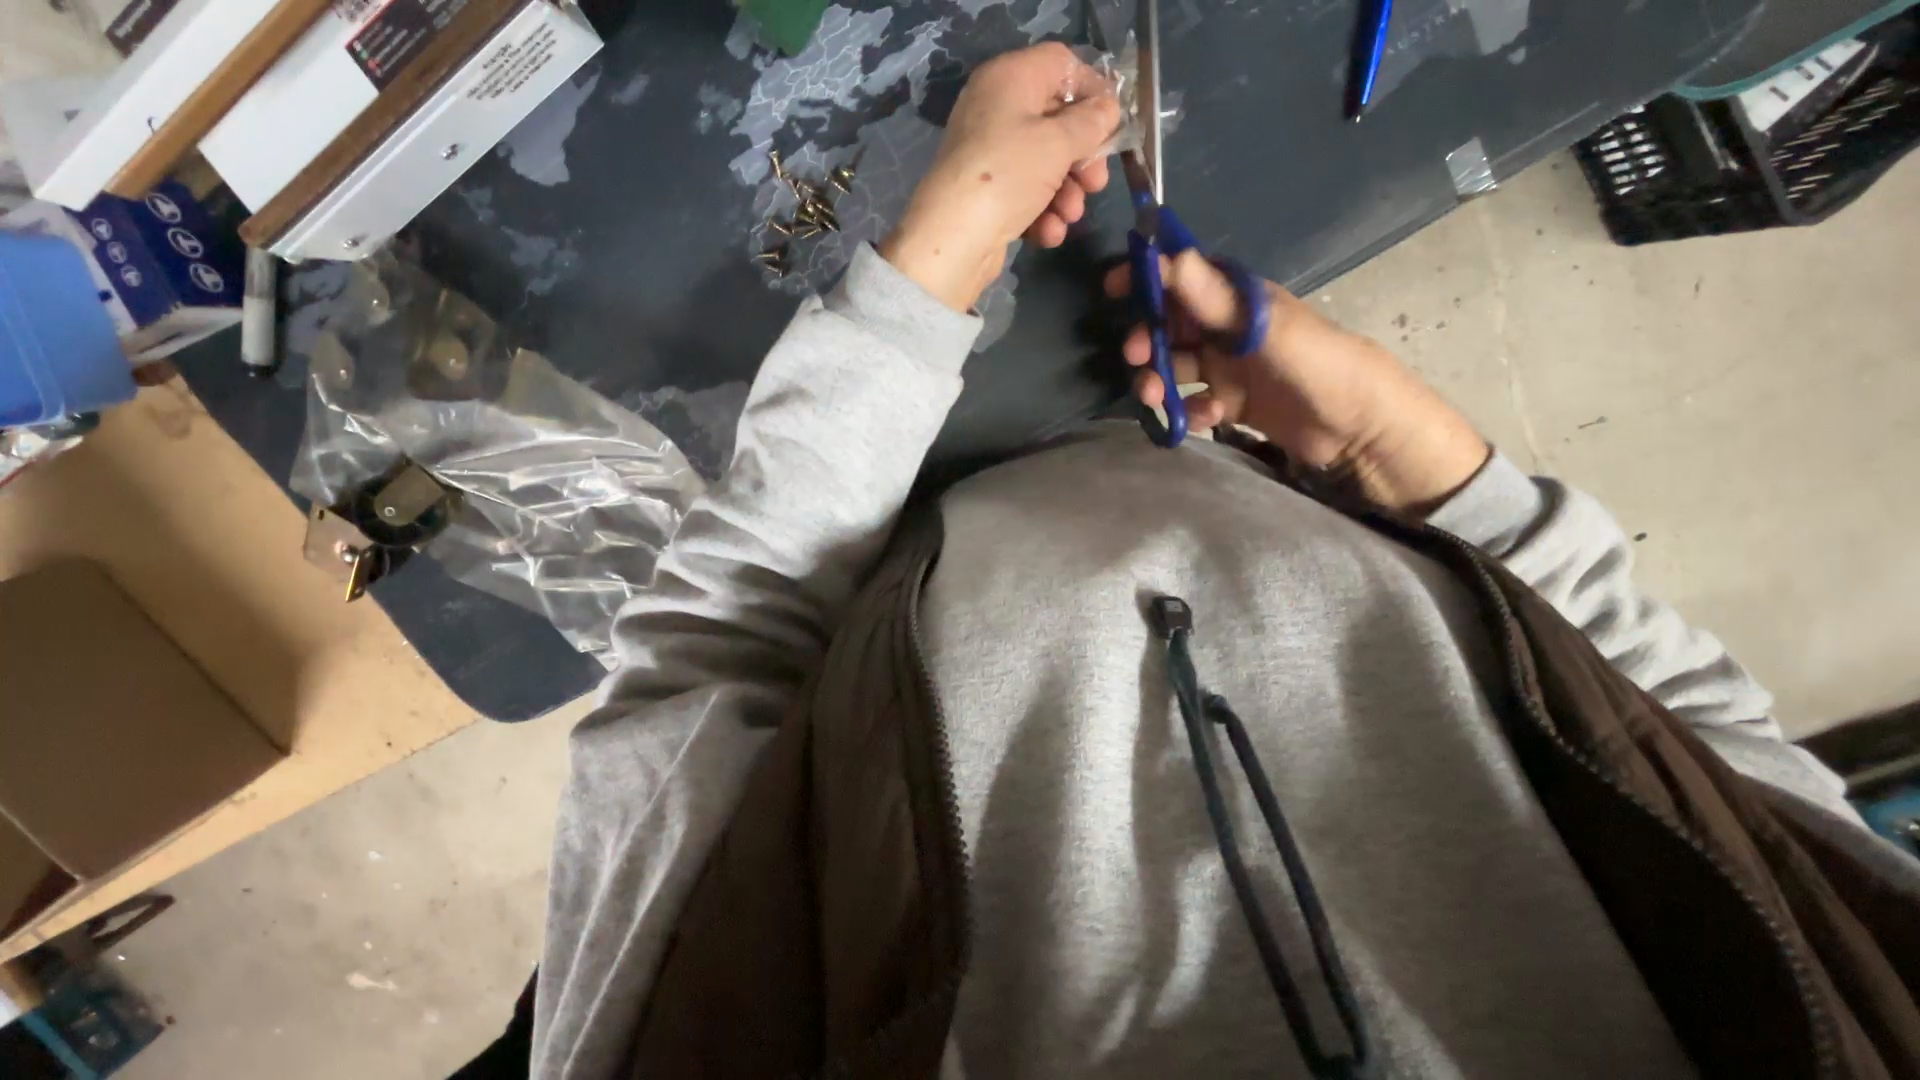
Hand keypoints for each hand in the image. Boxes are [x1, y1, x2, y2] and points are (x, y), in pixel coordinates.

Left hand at [880, 43, 1119, 311]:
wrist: (953, 238)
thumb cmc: (1008, 174)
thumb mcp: (1058, 142)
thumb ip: (1090, 122)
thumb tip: (1107, 110)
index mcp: (1009, 79)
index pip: (1061, 65)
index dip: (1092, 91)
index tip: (1112, 124)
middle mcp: (996, 110)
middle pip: (1056, 122)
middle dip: (1082, 157)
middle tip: (1096, 184)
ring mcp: (990, 155)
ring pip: (1045, 165)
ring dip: (1066, 193)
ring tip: (1070, 215)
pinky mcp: (988, 194)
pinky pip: (1026, 195)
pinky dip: (1042, 213)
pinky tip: (1048, 232)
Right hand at [1107, 251, 1491, 513]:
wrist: (1358, 427)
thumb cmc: (1317, 365)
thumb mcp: (1265, 329)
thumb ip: (1214, 299)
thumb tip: (1167, 257)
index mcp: (1240, 299)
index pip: (1185, 276)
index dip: (1150, 277)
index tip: (1114, 286)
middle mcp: (1231, 329)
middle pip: (1173, 325)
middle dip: (1148, 338)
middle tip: (1136, 357)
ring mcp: (1232, 367)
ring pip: (1179, 365)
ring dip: (1160, 378)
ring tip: (1155, 397)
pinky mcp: (1235, 403)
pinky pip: (1197, 401)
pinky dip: (1192, 410)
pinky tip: (1204, 417)